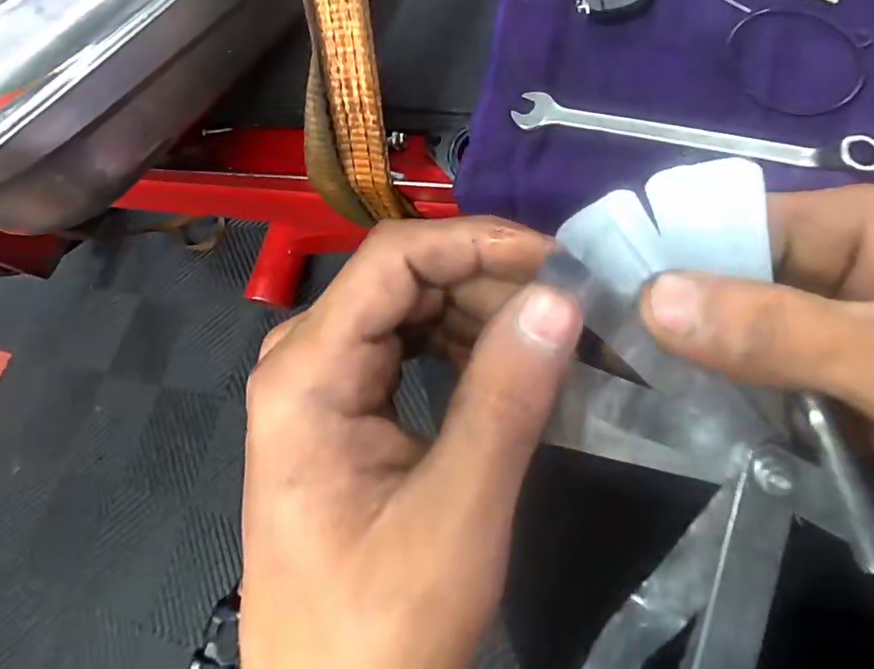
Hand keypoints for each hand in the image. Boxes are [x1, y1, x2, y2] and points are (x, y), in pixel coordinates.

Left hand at [241, 217, 581, 668]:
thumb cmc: (378, 630)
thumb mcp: (454, 518)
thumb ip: (505, 401)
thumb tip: (560, 297)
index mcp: (305, 371)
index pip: (393, 259)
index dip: (477, 242)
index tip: (556, 258)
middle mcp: (303, 354)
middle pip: (404, 276)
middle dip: (491, 278)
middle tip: (570, 301)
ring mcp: (322, 375)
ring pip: (413, 303)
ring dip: (485, 309)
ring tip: (553, 331)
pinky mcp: (345, 398)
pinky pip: (411, 341)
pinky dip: (467, 342)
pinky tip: (513, 361)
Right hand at [637, 185, 873, 668]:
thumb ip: (777, 330)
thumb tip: (650, 296)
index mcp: (858, 229)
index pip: (731, 222)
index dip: (664, 249)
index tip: (591, 289)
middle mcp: (845, 274)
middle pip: (733, 283)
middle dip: (676, 316)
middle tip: (595, 351)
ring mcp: (850, 342)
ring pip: (748, 343)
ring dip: (703, 370)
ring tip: (627, 392)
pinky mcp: (858, 404)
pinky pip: (776, 394)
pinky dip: (739, 411)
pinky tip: (690, 429)